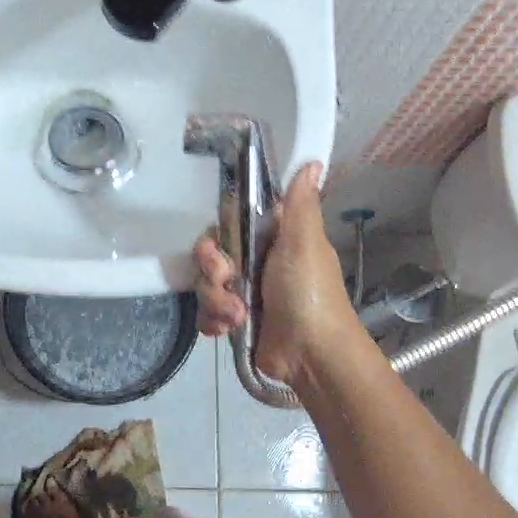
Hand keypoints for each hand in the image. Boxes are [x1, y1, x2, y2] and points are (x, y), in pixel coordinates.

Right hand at [193, 162, 356, 385]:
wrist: (311, 356)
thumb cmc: (310, 294)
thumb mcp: (305, 244)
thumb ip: (299, 204)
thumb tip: (312, 162)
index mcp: (273, 240)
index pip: (229, 223)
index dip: (218, 235)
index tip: (222, 250)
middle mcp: (256, 263)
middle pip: (211, 255)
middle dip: (212, 272)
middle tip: (228, 282)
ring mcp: (244, 293)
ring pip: (206, 285)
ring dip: (216, 301)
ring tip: (236, 316)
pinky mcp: (236, 321)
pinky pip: (206, 313)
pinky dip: (212, 321)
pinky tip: (225, 330)